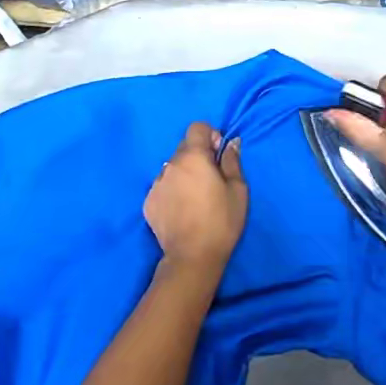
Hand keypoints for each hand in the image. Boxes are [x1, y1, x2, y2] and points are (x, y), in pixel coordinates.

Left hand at [144, 123, 248, 274]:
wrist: (192, 257)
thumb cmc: (221, 222)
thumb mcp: (237, 190)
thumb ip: (232, 161)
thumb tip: (231, 142)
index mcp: (193, 157)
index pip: (196, 127)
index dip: (209, 136)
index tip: (218, 155)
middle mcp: (170, 165)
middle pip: (184, 147)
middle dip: (198, 156)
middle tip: (210, 179)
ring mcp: (156, 183)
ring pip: (172, 168)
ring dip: (183, 174)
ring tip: (195, 198)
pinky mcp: (148, 202)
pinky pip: (162, 186)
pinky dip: (172, 191)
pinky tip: (182, 210)